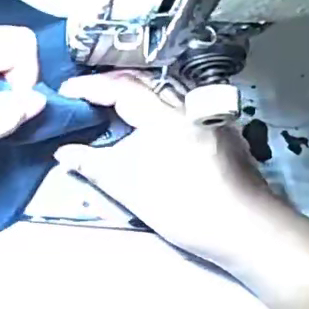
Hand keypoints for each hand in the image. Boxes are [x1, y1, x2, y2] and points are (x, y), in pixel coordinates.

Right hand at [53, 71, 308, 273]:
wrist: (246, 228)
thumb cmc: (184, 210)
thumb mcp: (129, 189)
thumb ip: (92, 165)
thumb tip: (63, 153)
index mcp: (166, 119)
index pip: (121, 88)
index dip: (88, 87)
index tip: (64, 92)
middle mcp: (190, 106)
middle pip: (144, 80)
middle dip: (108, 83)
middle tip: (80, 94)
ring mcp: (208, 114)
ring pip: (164, 87)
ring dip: (132, 89)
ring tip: (106, 101)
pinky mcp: (217, 125)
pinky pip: (179, 100)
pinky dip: (153, 101)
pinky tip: (141, 119)